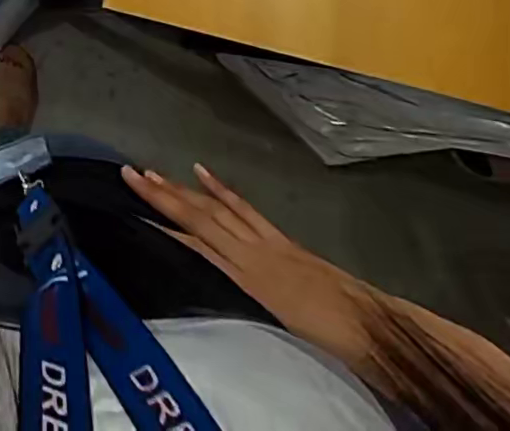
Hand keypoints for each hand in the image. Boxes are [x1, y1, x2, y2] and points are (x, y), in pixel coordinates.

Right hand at [121, 164, 380, 371]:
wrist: (379, 333)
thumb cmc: (325, 337)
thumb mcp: (272, 320)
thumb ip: (233, 289)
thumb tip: (192, 264)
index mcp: (246, 274)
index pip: (193, 241)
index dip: (160, 220)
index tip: (130, 201)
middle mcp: (250, 251)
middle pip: (199, 218)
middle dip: (162, 195)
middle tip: (130, 172)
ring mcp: (266, 241)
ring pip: (217, 210)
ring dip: (183, 189)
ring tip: (152, 171)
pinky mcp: (280, 239)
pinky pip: (245, 209)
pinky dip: (222, 190)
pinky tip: (202, 171)